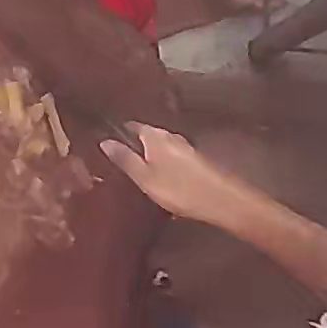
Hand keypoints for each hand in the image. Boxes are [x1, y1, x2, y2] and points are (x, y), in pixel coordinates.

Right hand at [98, 123, 282, 230]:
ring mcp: (186, 148)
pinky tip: (161, 178)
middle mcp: (171, 136)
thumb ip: (124, 158)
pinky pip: (172, 158)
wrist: (221, 201)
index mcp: (154, 136)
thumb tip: (105, 141)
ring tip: (138, 170)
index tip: (108, 140)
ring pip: (161, 147)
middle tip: (121, 157)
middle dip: (135, 143)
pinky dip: (164, 164)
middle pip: (147, 135)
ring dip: (150, 155)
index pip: (132, 125)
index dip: (119, 132)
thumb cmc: (177, 188)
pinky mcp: (196, 162)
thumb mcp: (143, 176)